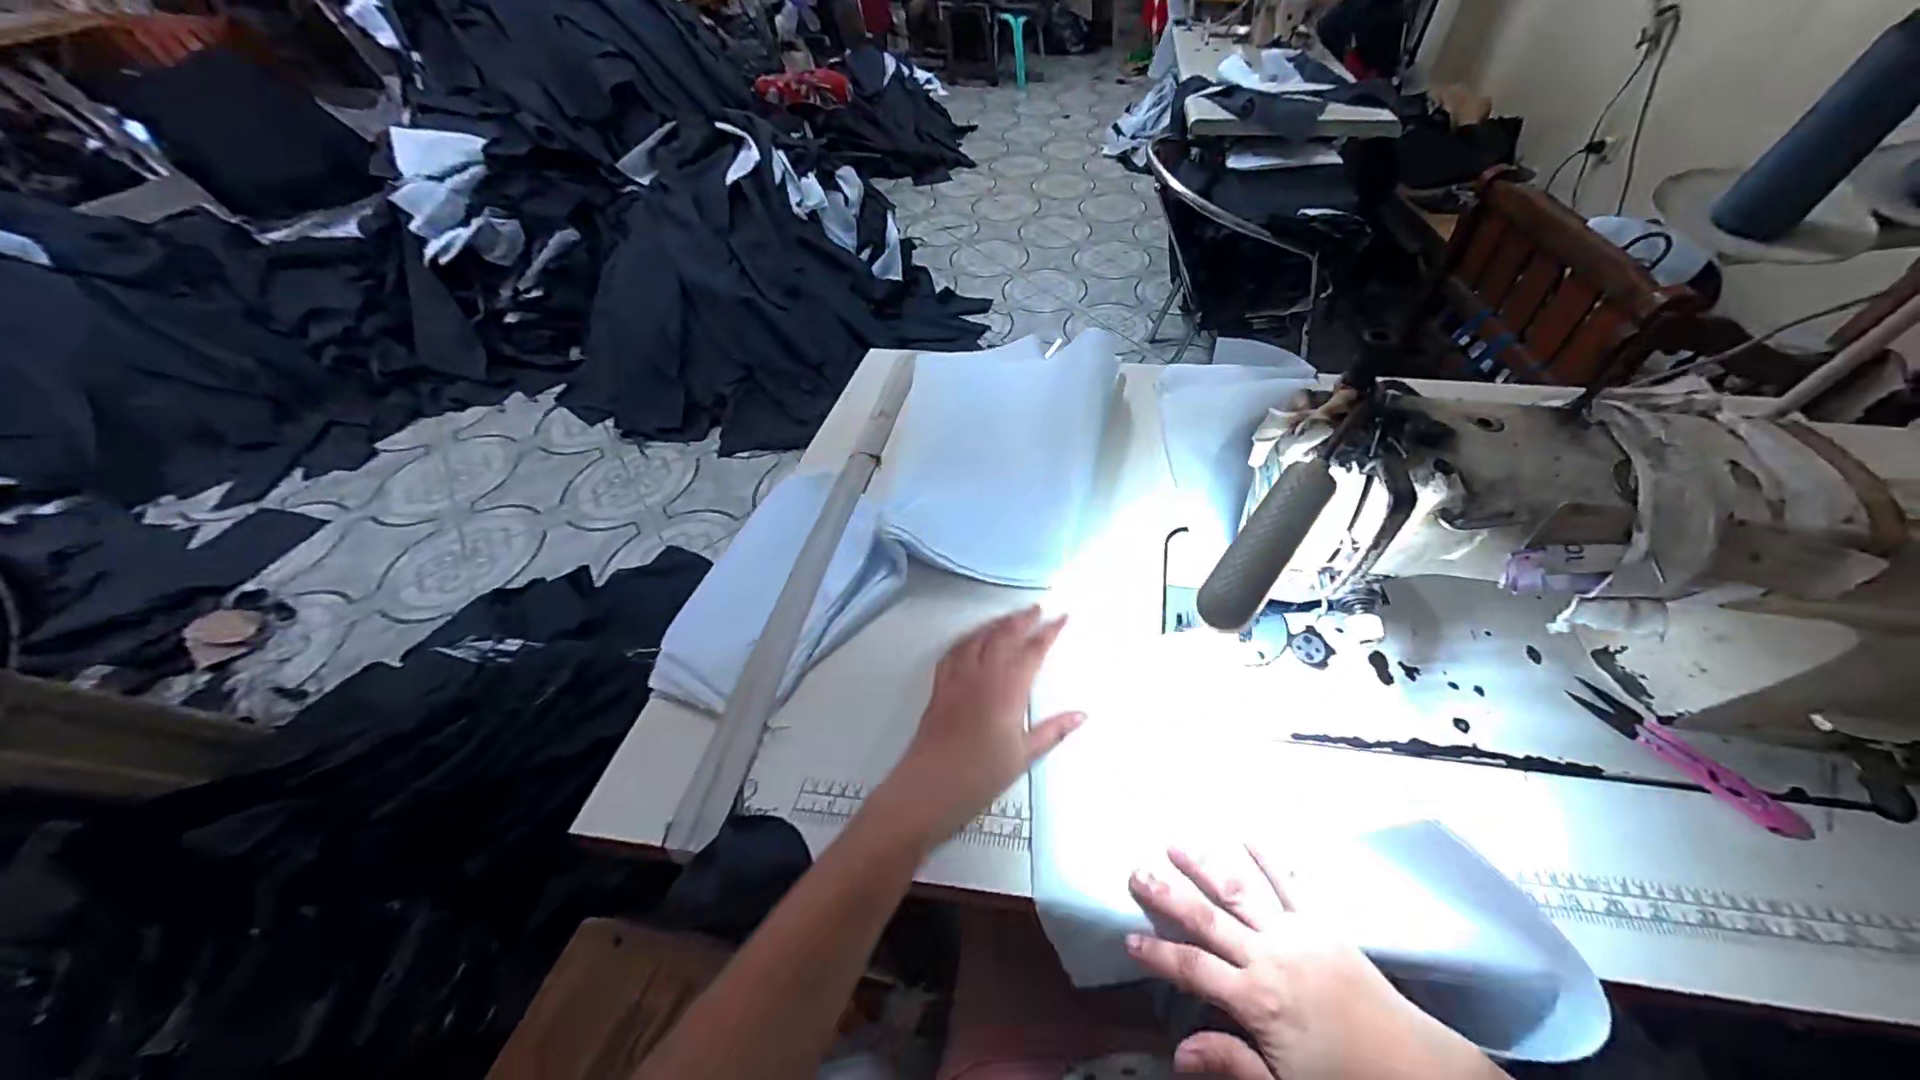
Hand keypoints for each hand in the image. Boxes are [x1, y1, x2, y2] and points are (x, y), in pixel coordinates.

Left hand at [870, 606, 1082, 848]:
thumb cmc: (979, 776)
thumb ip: (1052, 731)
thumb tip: (1080, 715)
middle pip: (1003, 636)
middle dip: (1022, 619)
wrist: (929, 786)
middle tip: (1037, 609)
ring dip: (996, 624)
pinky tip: (972, 638)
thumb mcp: (1023, 756)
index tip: (1062, 618)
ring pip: (978, 638)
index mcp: (1007, 691)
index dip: (1048, 632)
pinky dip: (967, 638)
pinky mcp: (939, 686)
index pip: (1032, 651)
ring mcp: (957, 678)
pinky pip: (954, 651)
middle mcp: (982, 676)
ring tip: (1010, 617)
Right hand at [1127, 848, 1503, 1079]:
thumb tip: (1177, 1051)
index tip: (1129, 939)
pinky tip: (1248, 837)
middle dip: (1169, 895)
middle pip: (1208, 920)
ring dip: (1206, 866)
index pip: (1194, 969)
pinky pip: (1291, 886)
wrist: (1417, 1069)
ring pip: (1240, 892)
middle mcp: (1269, 956)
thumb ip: (1231, 1063)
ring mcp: (1296, 933)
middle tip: (1138, 870)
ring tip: (1176, 843)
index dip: (1159, 954)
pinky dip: (1269, 860)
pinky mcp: (1323, 924)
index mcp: (1258, 999)